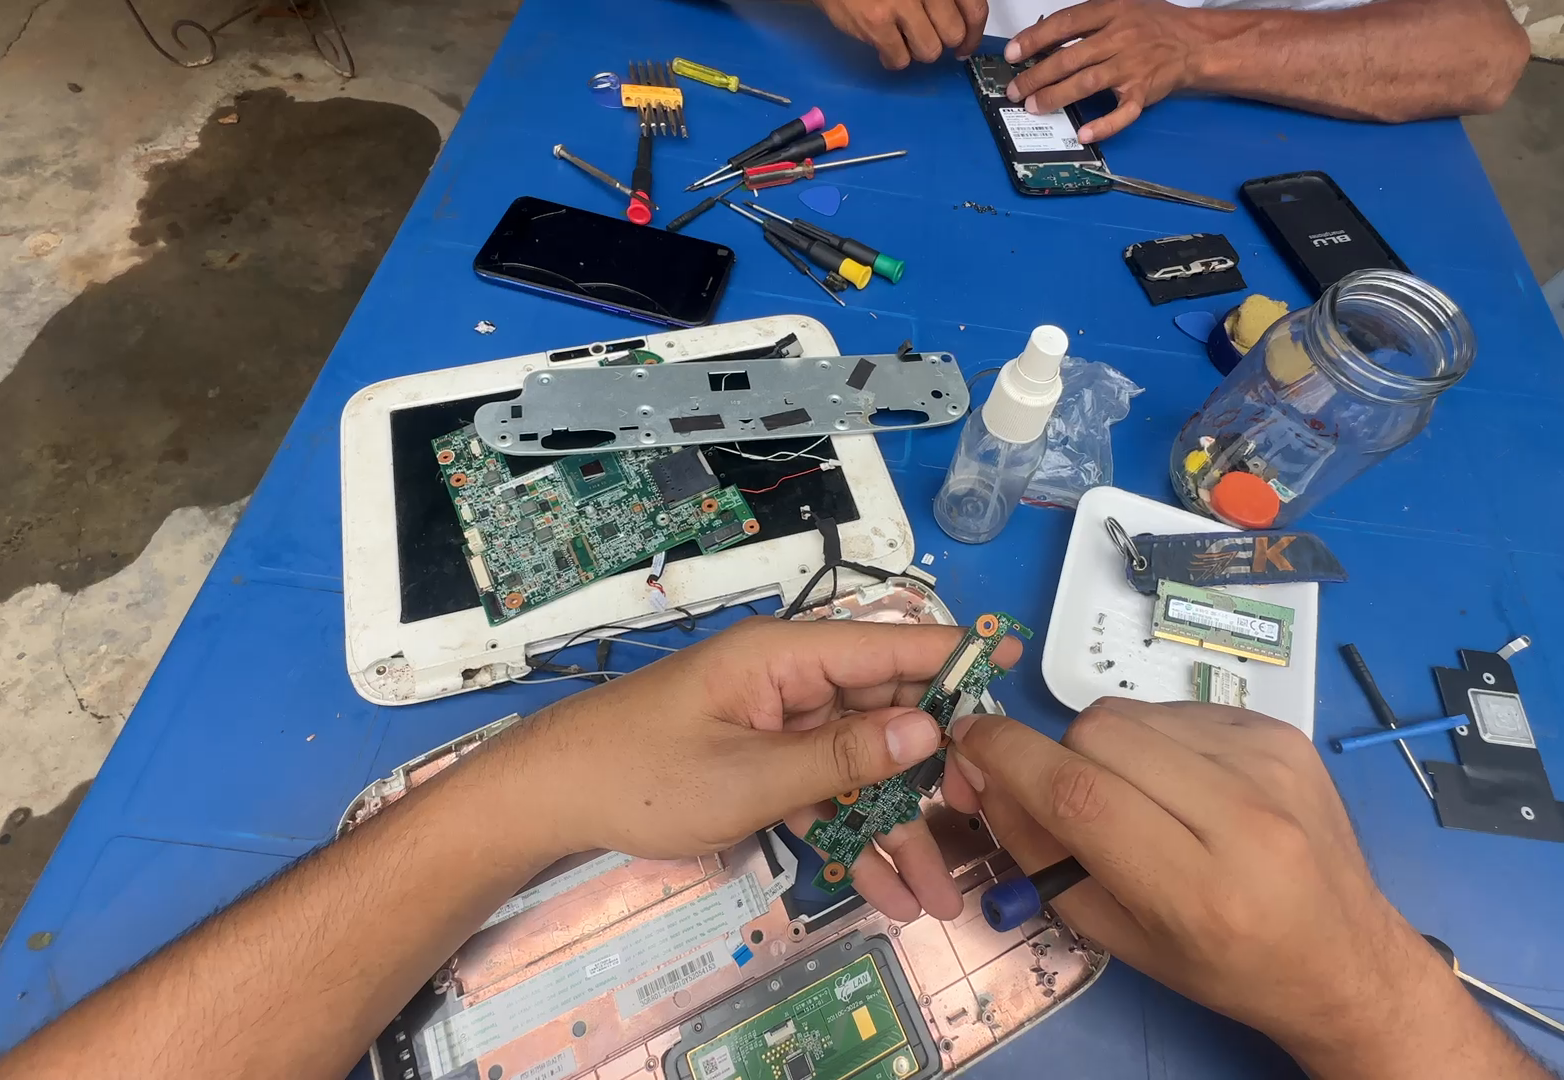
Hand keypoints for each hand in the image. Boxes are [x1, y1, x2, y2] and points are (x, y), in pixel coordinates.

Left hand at [514, 617, 1019, 921]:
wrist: (555, 796)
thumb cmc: (645, 772)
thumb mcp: (751, 775)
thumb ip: (843, 755)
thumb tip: (929, 727)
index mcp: (789, 656)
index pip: (888, 645)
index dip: (950, 655)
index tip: (1008, 666)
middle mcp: (794, 679)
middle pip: (884, 712)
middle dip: (933, 772)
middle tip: (982, 825)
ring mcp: (782, 720)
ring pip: (860, 762)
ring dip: (896, 823)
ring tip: (939, 892)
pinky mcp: (767, 757)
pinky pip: (823, 788)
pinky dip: (851, 831)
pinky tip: (885, 886)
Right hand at [811, 0, 988, 68]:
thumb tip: (961, 28)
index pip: (975, 9)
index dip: (972, 35)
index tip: (964, 46)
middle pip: (953, 35)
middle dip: (939, 41)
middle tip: (924, 38)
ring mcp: (902, 3)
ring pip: (929, 51)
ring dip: (916, 50)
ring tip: (901, 37)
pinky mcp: (878, 22)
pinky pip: (900, 60)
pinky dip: (892, 59)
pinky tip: (884, 45)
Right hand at [950, 699, 1546, 1077]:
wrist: (1350, 960)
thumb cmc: (1222, 965)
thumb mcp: (1113, 934)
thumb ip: (1038, 852)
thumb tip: (984, 773)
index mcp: (1200, 891)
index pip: (1079, 795)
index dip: (1008, 756)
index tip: (968, 738)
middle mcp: (1245, 818)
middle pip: (1098, 735)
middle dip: (1062, 756)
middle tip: (1081, 796)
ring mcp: (1270, 763)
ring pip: (1129, 712)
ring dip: (1108, 745)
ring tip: (1142, 792)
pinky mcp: (1282, 733)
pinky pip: (1171, 708)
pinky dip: (1154, 737)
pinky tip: (1186, 780)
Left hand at [1004, 0, 1200, 141]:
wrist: (1195, 42)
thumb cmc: (1151, 25)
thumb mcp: (1122, 7)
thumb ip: (1088, 22)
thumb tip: (1044, 40)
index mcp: (1113, 9)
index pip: (1067, 21)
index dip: (1036, 37)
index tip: (1013, 53)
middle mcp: (1121, 36)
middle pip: (1071, 56)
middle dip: (1038, 75)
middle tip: (1015, 90)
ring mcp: (1132, 65)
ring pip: (1088, 82)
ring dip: (1056, 96)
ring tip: (1033, 107)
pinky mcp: (1143, 91)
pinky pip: (1122, 112)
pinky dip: (1103, 125)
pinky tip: (1083, 134)